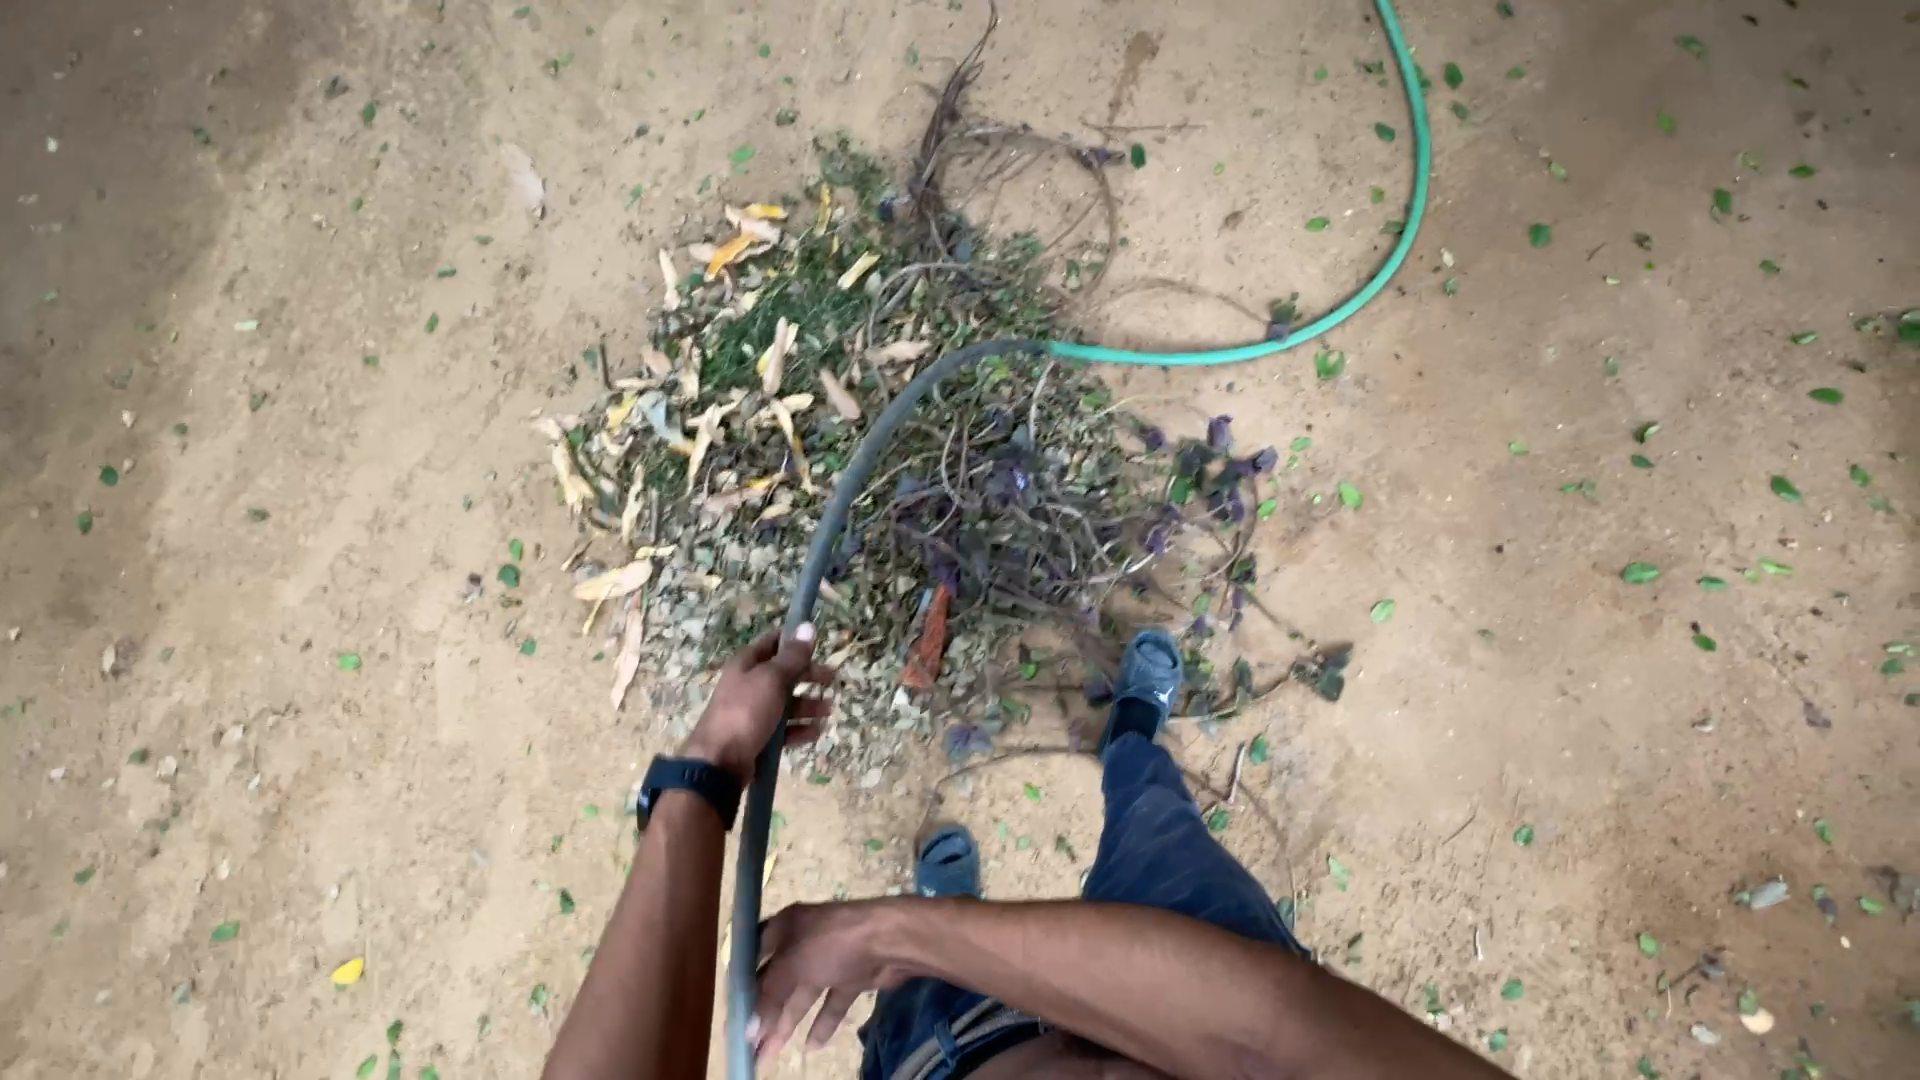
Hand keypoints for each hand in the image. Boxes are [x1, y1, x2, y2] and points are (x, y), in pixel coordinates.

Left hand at [681, 624, 833, 784]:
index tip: (817, 644)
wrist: (719, 761)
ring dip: (808, 705)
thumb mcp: (772, 679)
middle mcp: (748, 685)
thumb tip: (807, 626)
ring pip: (786, 703)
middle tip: (832, 680)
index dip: (794, 641)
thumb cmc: (746, 711)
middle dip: (808, 676)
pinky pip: (783, 729)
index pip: (772, 643)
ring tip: (828, 711)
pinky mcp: (757, 736)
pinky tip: (815, 732)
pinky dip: (799, 728)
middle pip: (783, 674)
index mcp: (747, 664)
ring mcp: (752, 712)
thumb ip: (792, 656)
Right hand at [751, 899, 917, 1058]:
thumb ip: (769, 995)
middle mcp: (806, 939)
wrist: (888, 939)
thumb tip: (749, 1028)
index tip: (733, 1014)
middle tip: (749, 1047)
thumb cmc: (832, 942)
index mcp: (787, 926)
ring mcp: (831, 958)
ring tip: (768, 1056)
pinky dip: (823, 1022)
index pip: (757, 954)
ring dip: (788, 1023)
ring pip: (803, 994)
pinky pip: (832, 1001)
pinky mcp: (852, 974)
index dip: (744, 983)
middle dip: (764, 1013)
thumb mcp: (791, 964)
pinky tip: (812, 1045)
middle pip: (779, 980)